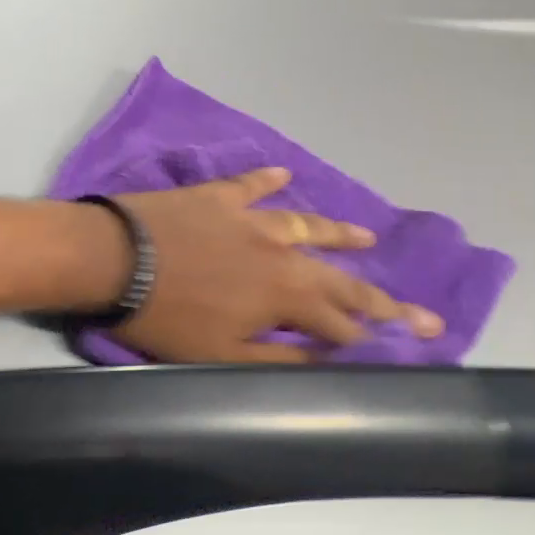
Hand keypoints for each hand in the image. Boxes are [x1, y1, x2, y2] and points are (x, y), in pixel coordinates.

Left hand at [110, 167, 443, 362]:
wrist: (109, 257)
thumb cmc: (161, 315)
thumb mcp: (222, 356)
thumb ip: (281, 359)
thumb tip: (332, 362)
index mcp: (287, 297)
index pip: (345, 326)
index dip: (378, 340)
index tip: (415, 346)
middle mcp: (281, 254)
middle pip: (339, 279)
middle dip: (383, 299)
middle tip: (424, 310)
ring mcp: (246, 219)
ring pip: (304, 225)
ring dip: (336, 232)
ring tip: (367, 235)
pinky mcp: (211, 196)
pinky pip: (246, 184)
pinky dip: (265, 178)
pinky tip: (282, 172)